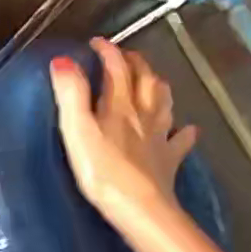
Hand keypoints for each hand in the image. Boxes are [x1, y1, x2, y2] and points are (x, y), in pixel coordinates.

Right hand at [49, 38, 197, 224]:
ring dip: (158, 85)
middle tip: (125, 55)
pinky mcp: (169, 161)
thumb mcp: (77, 129)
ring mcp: (160, 138)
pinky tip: (188, 130)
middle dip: (135, 62)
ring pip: (164, 102)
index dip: (108, 52)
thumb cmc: (102, 170)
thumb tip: (62, 60)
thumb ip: (70, 94)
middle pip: (145, 80)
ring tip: (153, 79)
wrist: (140, 209)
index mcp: (119, 106)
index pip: (116, 69)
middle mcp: (143, 115)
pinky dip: (185, 131)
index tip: (96, 42)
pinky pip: (181, 141)